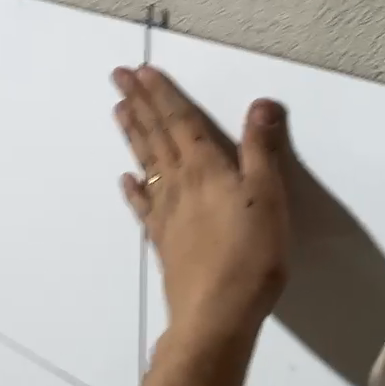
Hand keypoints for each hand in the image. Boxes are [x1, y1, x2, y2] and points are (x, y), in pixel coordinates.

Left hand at [111, 66, 292, 345]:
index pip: (180, 120)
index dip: (162, 94)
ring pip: (146, 163)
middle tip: (117, 76)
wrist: (216, 314)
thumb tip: (260, 102)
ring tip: (117, 110)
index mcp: (205, 167)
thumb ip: (261, 148)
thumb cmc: (250, 252)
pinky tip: (124, 179)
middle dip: (139, 103)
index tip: (140, 71)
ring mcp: (166, 212)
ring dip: (133, 134)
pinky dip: (133, 189)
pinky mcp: (162, 240)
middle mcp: (179, 183)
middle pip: (156, 135)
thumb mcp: (268, 194)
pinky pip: (143, 206)